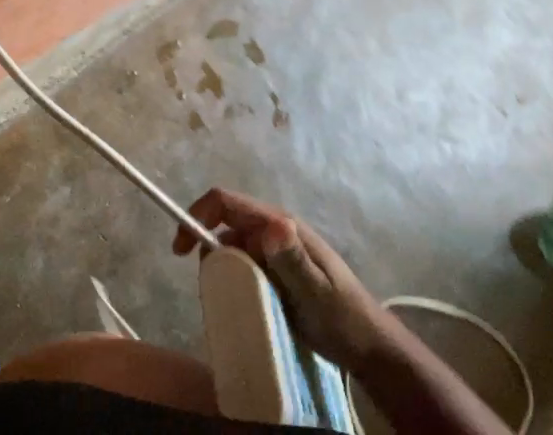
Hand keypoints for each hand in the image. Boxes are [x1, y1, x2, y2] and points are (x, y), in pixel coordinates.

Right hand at [172, 188, 395, 369]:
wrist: (372, 348)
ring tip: (226, 295)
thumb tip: (271, 225)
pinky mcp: (276, 270)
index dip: (197, 215)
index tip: (181, 248)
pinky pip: (243, 264)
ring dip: (221, 265)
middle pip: (225, 223)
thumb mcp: (316, 292)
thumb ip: (293, 260)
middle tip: (208, 283)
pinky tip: (239, 299)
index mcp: (281, 226)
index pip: (226, 202)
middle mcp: (276, 231)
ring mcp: (276, 250)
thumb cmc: (344, 318)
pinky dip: (232, 277)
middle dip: (206, 246)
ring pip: (232, 245)